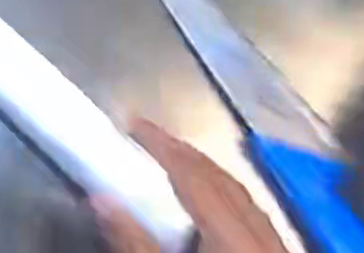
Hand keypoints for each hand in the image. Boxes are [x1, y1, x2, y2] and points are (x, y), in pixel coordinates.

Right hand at [94, 119, 287, 252]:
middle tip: (150, 137)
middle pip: (227, 185)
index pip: (195, 178)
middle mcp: (264, 245)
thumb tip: (99, 197)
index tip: (132, 123)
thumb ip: (135, 245)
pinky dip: (230, 202)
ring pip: (248, 204)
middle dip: (187, 155)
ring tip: (177, 163)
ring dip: (210, 176)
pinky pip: (259, 224)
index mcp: (235, 242)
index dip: (163, 146)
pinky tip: (214, 210)